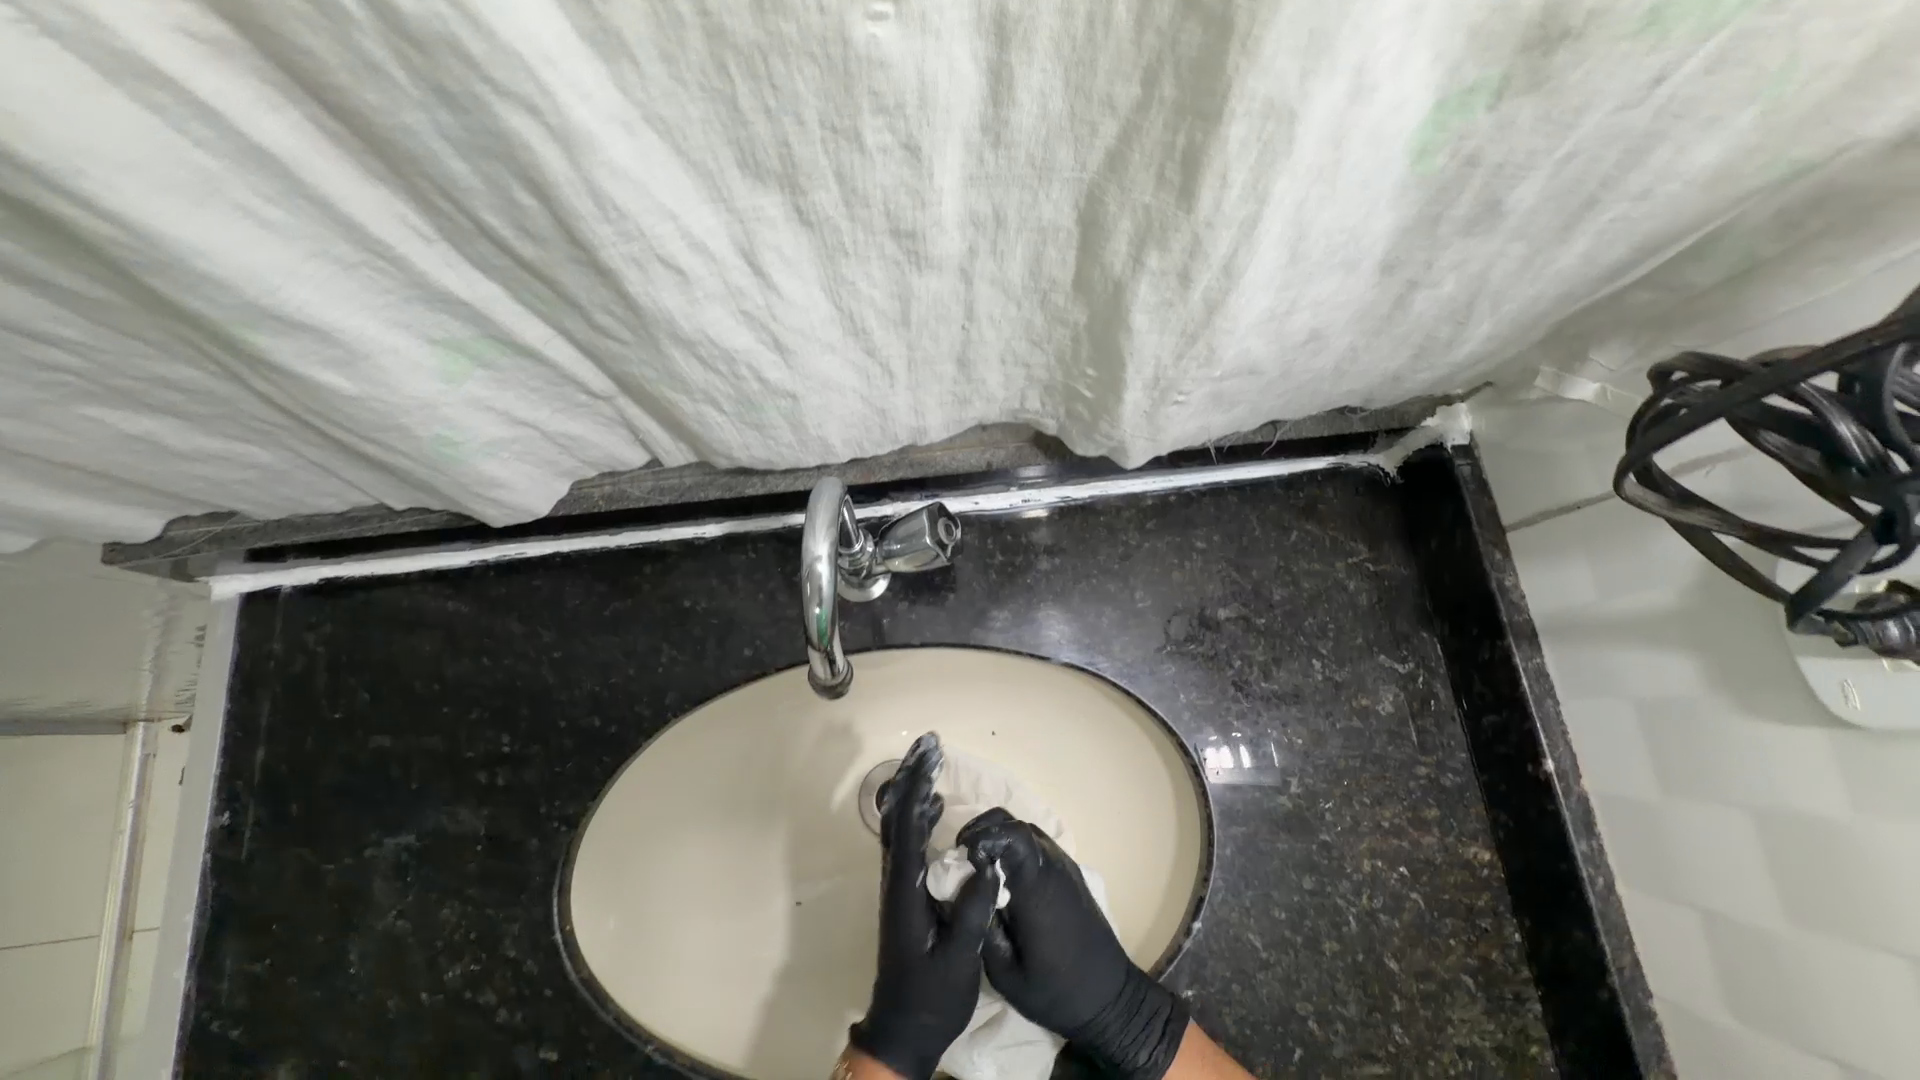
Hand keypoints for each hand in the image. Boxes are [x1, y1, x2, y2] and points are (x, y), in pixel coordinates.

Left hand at [847, 734, 1001, 1079]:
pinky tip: (934, 808)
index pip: (907, 825)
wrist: (903, 1027)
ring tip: (931, 762)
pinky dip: (918, 815)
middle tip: (929, 745)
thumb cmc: (932, 995)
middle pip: (895, 816)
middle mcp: (896, 880)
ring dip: (912, 791)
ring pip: (898, 827)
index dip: (917, 786)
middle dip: (911, 776)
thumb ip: (970, 912)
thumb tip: (986, 862)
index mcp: (906, 890)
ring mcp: (898, 886)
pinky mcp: (905, 894)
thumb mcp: (959, 959)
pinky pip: (907, 843)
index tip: (932, 755)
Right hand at [959, 808, 1189, 1079]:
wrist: (1109, 998)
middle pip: (1015, 823)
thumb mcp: (1005, 973)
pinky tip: (1001, 876)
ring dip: (998, 837)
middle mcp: (1054, 867)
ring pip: (1026, 830)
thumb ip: (982, 925)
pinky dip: (1013, 847)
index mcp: (1037, 888)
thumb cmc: (1056, 992)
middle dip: (983, 831)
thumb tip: (964, 890)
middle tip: (962, 857)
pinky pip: (1037, 844)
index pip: (1012, 835)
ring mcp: (1065, 867)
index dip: (982, 836)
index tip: (962, 859)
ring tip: (977, 865)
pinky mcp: (1070, 874)